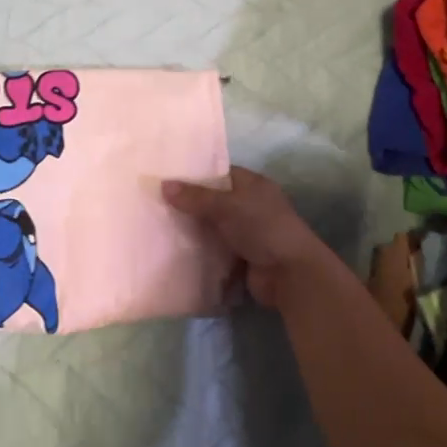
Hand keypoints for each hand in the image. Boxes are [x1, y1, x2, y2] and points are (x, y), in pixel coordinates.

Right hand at [163, 166, 336, 309]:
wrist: (288, 273)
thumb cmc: (262, 228)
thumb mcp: (227, 206)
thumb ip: (196, 197)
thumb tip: (164, 185)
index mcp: (253, 185)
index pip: (221, 173)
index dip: (196, 174)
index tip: (168, 177)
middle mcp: (250, 206)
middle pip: (215, 201)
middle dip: (190, 205)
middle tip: (157, 203)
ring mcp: (247, 232)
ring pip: (214, 227)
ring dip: (194, 230)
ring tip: (160, 225)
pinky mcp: (242, 256)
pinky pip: (216, 249)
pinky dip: (201, 250)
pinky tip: (175, 249)